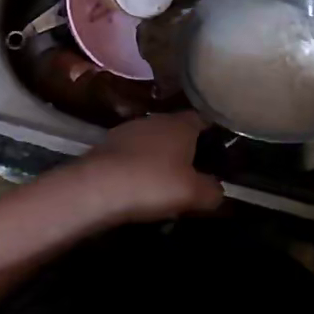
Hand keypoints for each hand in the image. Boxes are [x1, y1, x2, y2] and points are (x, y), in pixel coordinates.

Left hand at [67, 112, 222, 223]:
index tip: (218, 149)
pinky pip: (130, 154)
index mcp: (181, 124)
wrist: (96, 188)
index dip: (211, 132)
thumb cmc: (153, 183)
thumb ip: (212, 191)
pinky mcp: (106, 146)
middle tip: (192, 171)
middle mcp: (155, 119)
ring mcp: (127, 130)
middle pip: (176, 129)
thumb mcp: (194, 194)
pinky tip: (136, 186)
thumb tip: (218, 189)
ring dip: (157, 157)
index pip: (202, 118)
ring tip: (163, 183)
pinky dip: (136, 166)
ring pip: (151, 141)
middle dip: (184, 147)